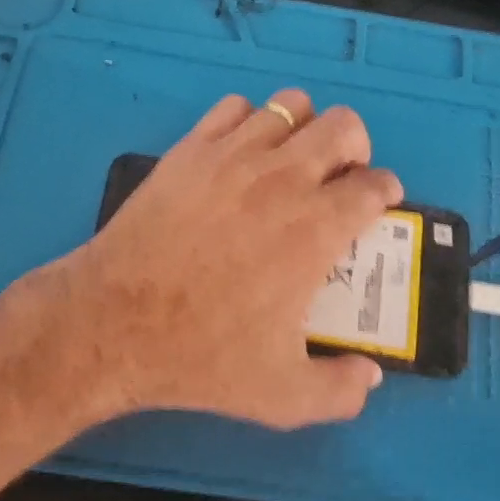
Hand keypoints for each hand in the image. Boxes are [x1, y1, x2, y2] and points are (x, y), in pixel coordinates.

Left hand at [52, 90, 400, 429]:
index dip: (385, 193)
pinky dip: (249, 122)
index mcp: (316, 230)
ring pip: (292, 105)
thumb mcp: (282, 395)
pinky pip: (235, 107)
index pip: (375, 185)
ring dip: (304, 129)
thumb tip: (370, 376)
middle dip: (355, 148)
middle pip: (344, 126)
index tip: (377, 206)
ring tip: (291, 160)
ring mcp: (234, 156)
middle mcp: (284, 179)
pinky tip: (240, 155)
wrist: (114, 322)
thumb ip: (338, 389)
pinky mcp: (191, 148)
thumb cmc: (200, 356)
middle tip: (339, 179)